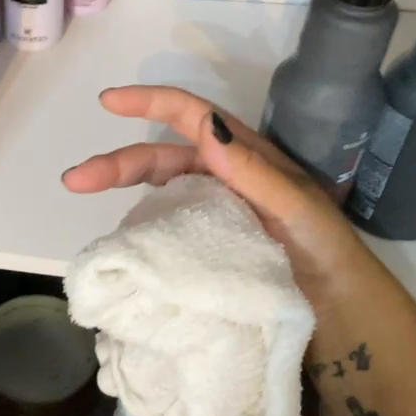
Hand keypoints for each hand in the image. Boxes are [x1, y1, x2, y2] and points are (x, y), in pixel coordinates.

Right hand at [62, 86, 380, 311]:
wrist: (340, 312)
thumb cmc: (325, 252)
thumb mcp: (296, 207)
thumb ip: (253, 171)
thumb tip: (204, 127)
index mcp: (243, 156)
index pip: (191, 117)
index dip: (150, 103)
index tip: (108, 103)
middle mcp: (222, 178)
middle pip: (161, 157)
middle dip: (118, 161)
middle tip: (76, 179)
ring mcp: (212, 213)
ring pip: (158, 190)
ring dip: (122, 189)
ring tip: (87, 200)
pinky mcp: (205, 246)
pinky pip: (165, 226)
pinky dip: (138, 224)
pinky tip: (120, 237)